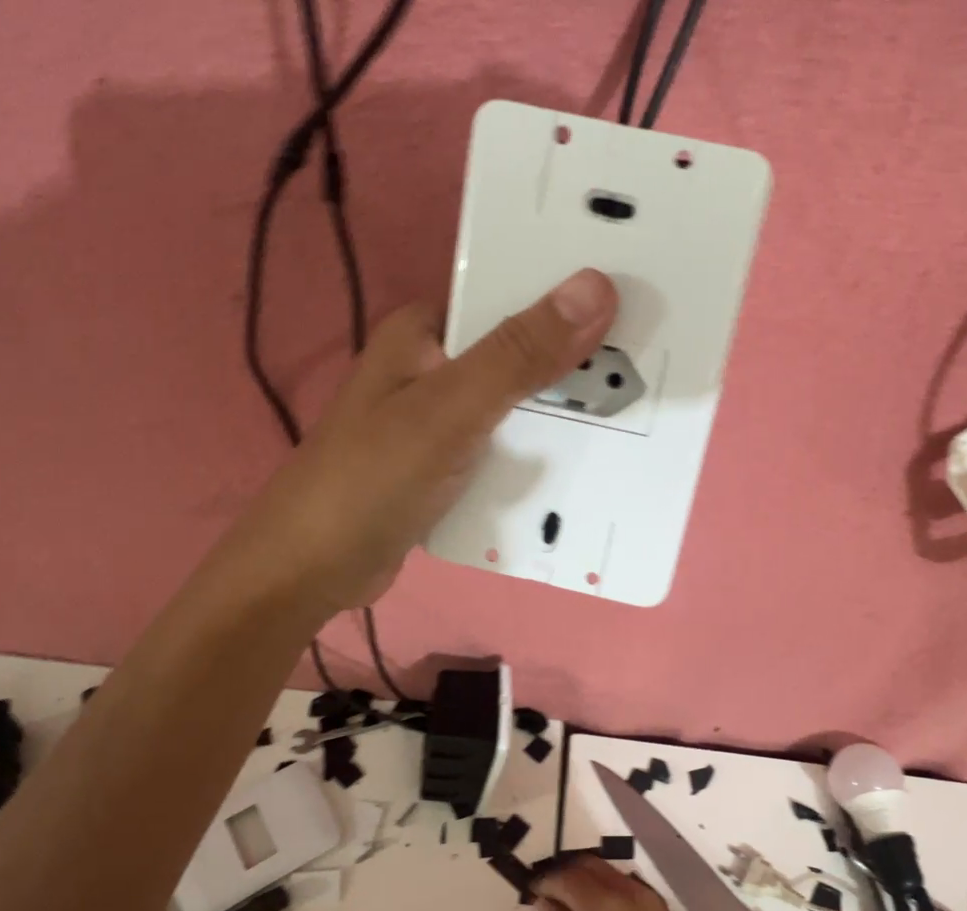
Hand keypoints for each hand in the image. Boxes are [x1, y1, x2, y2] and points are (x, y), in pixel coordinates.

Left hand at [221, 269, 616, 617]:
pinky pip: (506, 450)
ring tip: (638, 414)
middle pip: (519, 351)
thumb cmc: (371, 479)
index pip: (507, 291)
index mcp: (425, 331)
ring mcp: (440, 421)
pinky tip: (585, 465)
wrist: (311, 571)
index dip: (567, 291)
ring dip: (562, 414)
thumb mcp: (451, 409)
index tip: (639, 295)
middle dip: (576, 360)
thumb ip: (520, 353)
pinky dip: (538, 457)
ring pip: (518, 405)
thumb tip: (596, 284)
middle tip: (655, 363)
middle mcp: (434, 368)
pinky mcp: (447, 468)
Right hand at [535, 857, 752, 910]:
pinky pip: (626, 883)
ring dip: (587, 877)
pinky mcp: (658, 906)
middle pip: (590, 864)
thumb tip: (544, 900)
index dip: (546, 881)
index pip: (568, 878)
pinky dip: (606, 886)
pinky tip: (595, 909)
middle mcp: (629, 892)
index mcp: (605, 907)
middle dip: (566, 873)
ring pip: (609, 870)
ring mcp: (647, 896)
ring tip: (569, 900)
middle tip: (549, 893)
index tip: (533, 891)